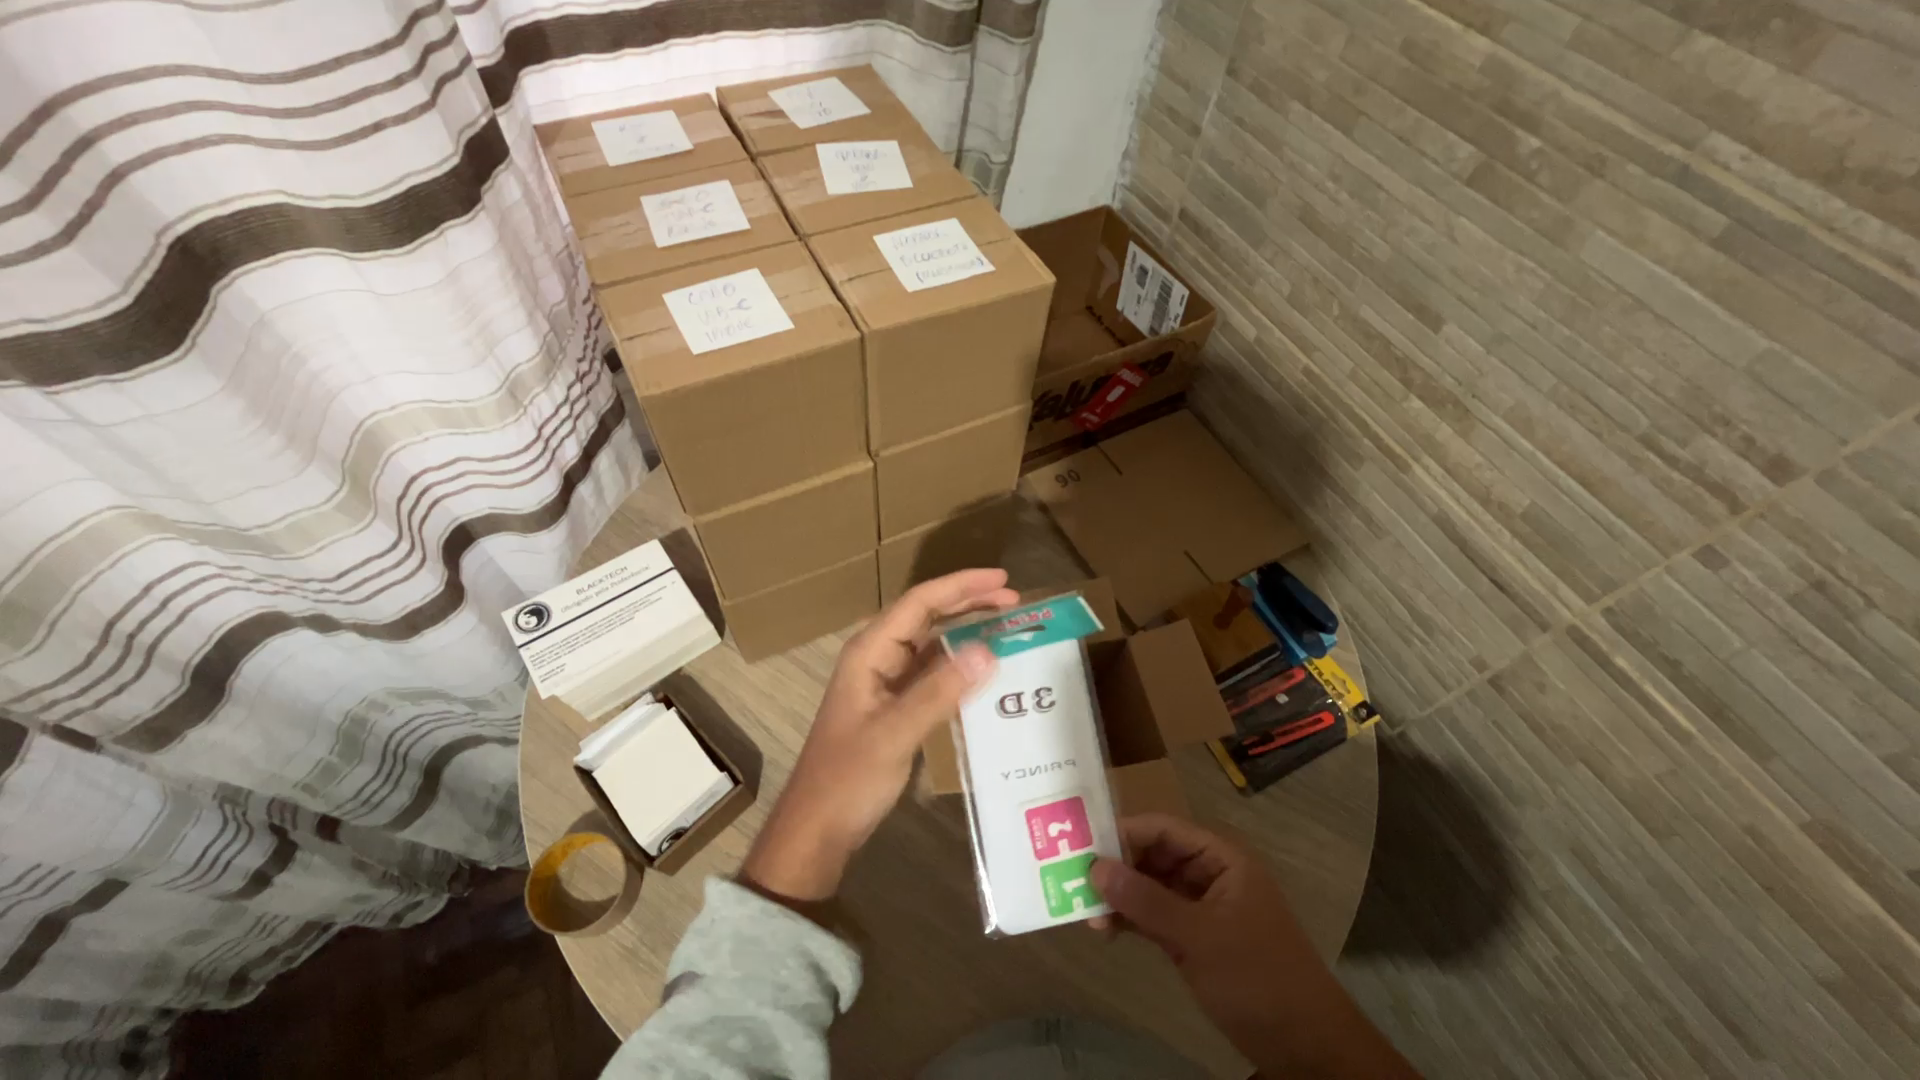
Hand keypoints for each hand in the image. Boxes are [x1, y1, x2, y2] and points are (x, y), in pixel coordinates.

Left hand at [740, 569, 1015, 901]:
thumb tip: (988, 650)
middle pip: (925, 616)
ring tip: (1007, 626)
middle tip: (1015, 601)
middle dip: (968, 603)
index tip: (1004, 580)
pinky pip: (931, 674)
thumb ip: (940, 691)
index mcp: (870, 652)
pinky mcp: (893, 707)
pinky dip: (958, 666)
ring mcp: (884, 683)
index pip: (920, 603)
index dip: (962, 586)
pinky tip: (984, 673)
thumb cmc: (849, 778)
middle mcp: (876, 658)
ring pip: (930, 644)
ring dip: (965, 631)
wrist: (818, 827)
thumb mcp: (896, 733)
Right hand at [1093, 814, 1418, 1078]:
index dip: (1123, 833)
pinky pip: (1155, 915)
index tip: (1080, 846)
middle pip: (1153, 854)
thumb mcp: (1199, 937)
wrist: (1304, 1044)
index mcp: (1222, 858)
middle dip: (1116, 867)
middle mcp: (1210, 874)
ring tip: (1084, 912)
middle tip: (1073, 882)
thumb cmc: (1257, 976)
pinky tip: (1104, 930)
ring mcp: (1202, 907)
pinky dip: (1130, 919)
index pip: (1164, 829)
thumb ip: (1146, 901)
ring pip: (1150, 886)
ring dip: (1120, 896)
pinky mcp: (1195, 937)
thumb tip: (1094, 867)